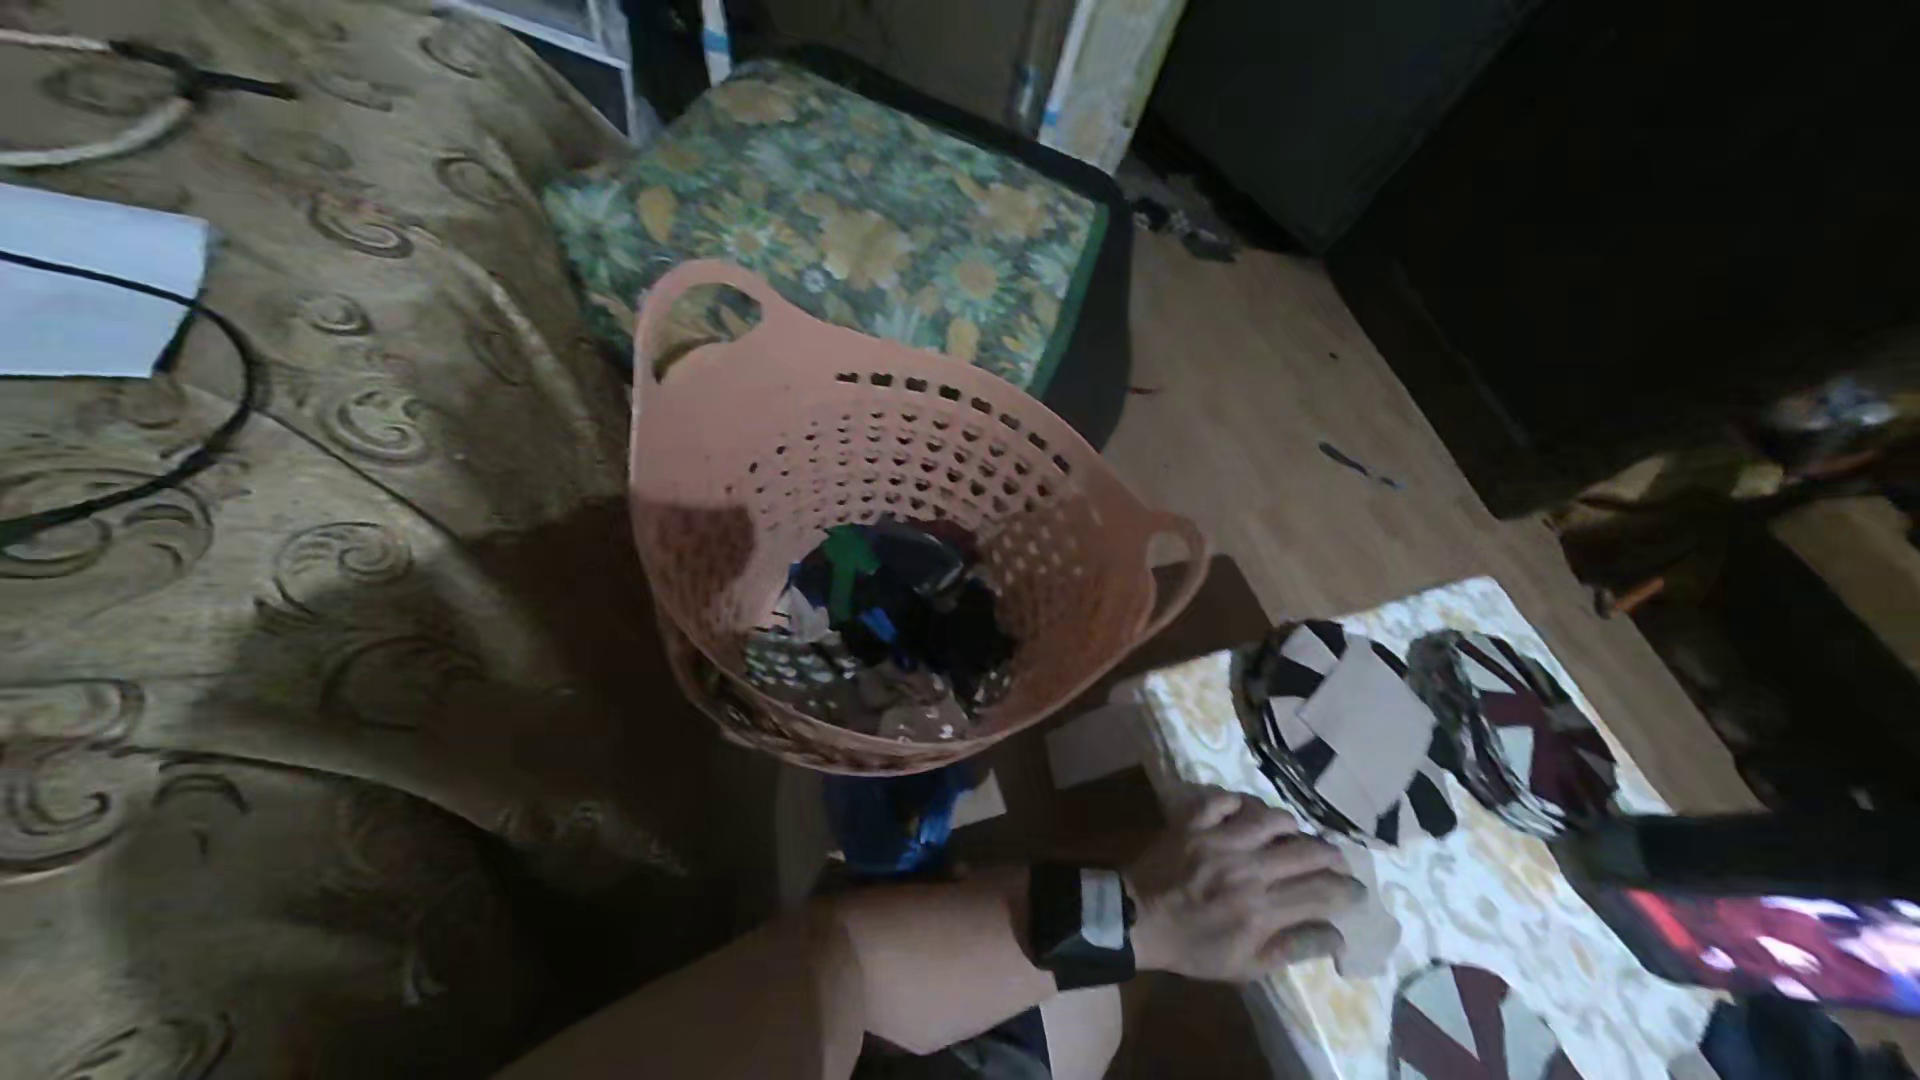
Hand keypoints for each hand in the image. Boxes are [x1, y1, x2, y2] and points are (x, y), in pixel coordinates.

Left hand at [1124, 788, 1361, 981]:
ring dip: (1290, 824)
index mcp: (1262, 909)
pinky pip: (1223, 799)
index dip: (1348, 889)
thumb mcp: (1247, 966)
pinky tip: (1247, 812)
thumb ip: (1294, 948)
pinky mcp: (1192, 821)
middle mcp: (1246, 869)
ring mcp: (1217, 839)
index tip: (1356, 889)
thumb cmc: (1193, 947)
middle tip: (1336, 857)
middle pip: (1305, 850)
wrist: (1138, 917)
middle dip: (1331, 853)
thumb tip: (1338, 935)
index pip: (1322, 892)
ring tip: (1293, 833)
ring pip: (1270, 818)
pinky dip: (1240, 801)